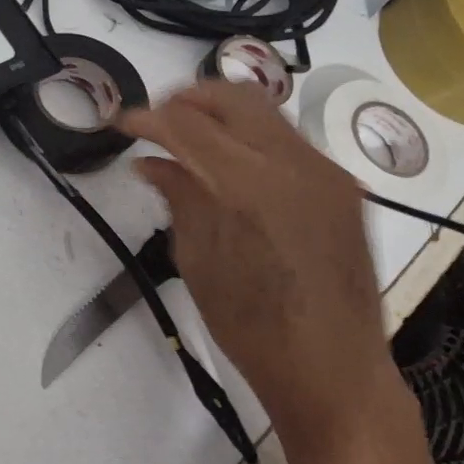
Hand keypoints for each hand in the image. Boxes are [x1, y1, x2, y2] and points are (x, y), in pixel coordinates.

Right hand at [121, 81, 398, 442]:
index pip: (186, 124)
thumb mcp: (197, 259)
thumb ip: (179, 197)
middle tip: (154, 121)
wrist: (333, 367)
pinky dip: (249, 138)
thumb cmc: (250, 325)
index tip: (120, 124)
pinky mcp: (343, 187)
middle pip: (233, 96)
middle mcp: (293, 164)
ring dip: (220, 115)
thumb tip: (153, 163)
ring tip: (186, 141)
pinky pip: (287, 141)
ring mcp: (325, 172)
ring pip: (265, 112)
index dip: (146, 118)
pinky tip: (228, 168)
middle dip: (186, 100)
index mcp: (248, 185)